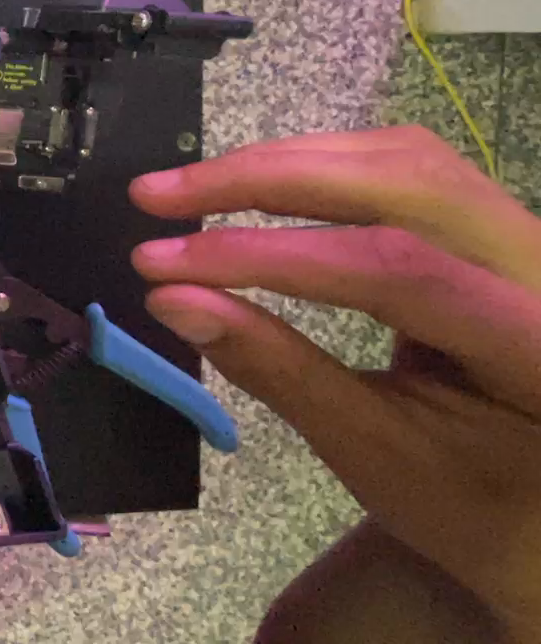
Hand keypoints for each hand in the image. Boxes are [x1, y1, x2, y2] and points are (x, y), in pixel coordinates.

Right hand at [128, 126, 540, 635]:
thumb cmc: (477, 502)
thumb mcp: (376, 453)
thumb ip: (275, 368)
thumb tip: (169, 298)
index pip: (397, 268)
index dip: (264, 255)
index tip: (157, 264)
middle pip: (401, 179)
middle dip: (259, 179)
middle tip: (155, 197)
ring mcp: (529, 240)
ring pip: (397, 157)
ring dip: (277, 165)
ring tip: (187, 190)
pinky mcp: (493, 228)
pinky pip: (397, 168)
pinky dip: (307, 168)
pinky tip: (248, 188)